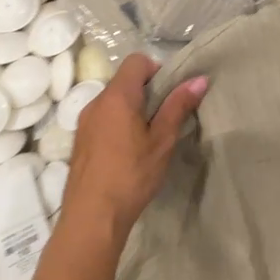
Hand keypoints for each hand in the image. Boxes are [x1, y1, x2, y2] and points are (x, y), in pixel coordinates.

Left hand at [63, 53, 208, 240]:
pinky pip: (103, 118)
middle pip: (124, 80)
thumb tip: (199, 78)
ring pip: (113, 100)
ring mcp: (84, 123)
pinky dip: (119, 123)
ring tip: (148, 136)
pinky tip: (129, 151)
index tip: (170, 94)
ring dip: (133, 108)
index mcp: (116, 97)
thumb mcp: (163, 139)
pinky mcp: (80, 141)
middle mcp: (95, 103)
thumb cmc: (132, 175)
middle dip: (147, 91)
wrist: (91, 219)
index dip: (157, 70)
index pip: (136, 61)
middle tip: (165, 117)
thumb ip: (178, 105)